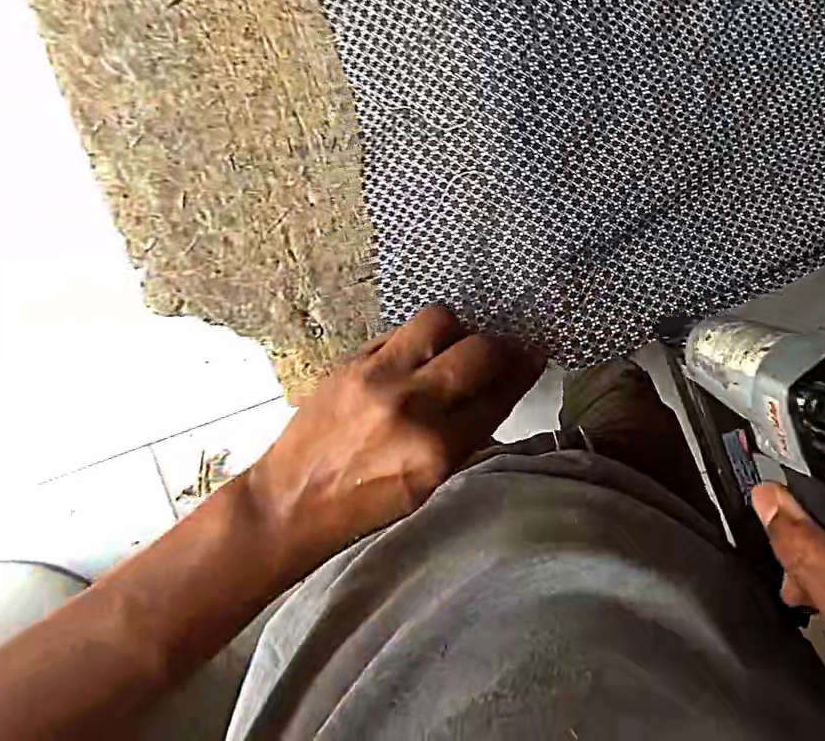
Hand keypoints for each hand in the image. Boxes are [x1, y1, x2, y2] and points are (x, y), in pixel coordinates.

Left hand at [246, 305, 544, 567]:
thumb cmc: (368, 501)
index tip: (536, 355)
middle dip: (502, 347)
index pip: (499, 394)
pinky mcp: (350, 362)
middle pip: (480, 352)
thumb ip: (472, 430)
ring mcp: (378, 378)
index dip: (525, 370)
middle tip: (504, 350)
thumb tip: (507, 383)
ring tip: (454, 347)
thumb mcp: (433, 479)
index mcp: (437, 449)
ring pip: (441, 321)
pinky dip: (419, 340)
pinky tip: (416, 356)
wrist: (289, 503)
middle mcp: (411, 407)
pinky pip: (401, 330)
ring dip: (458, 331)